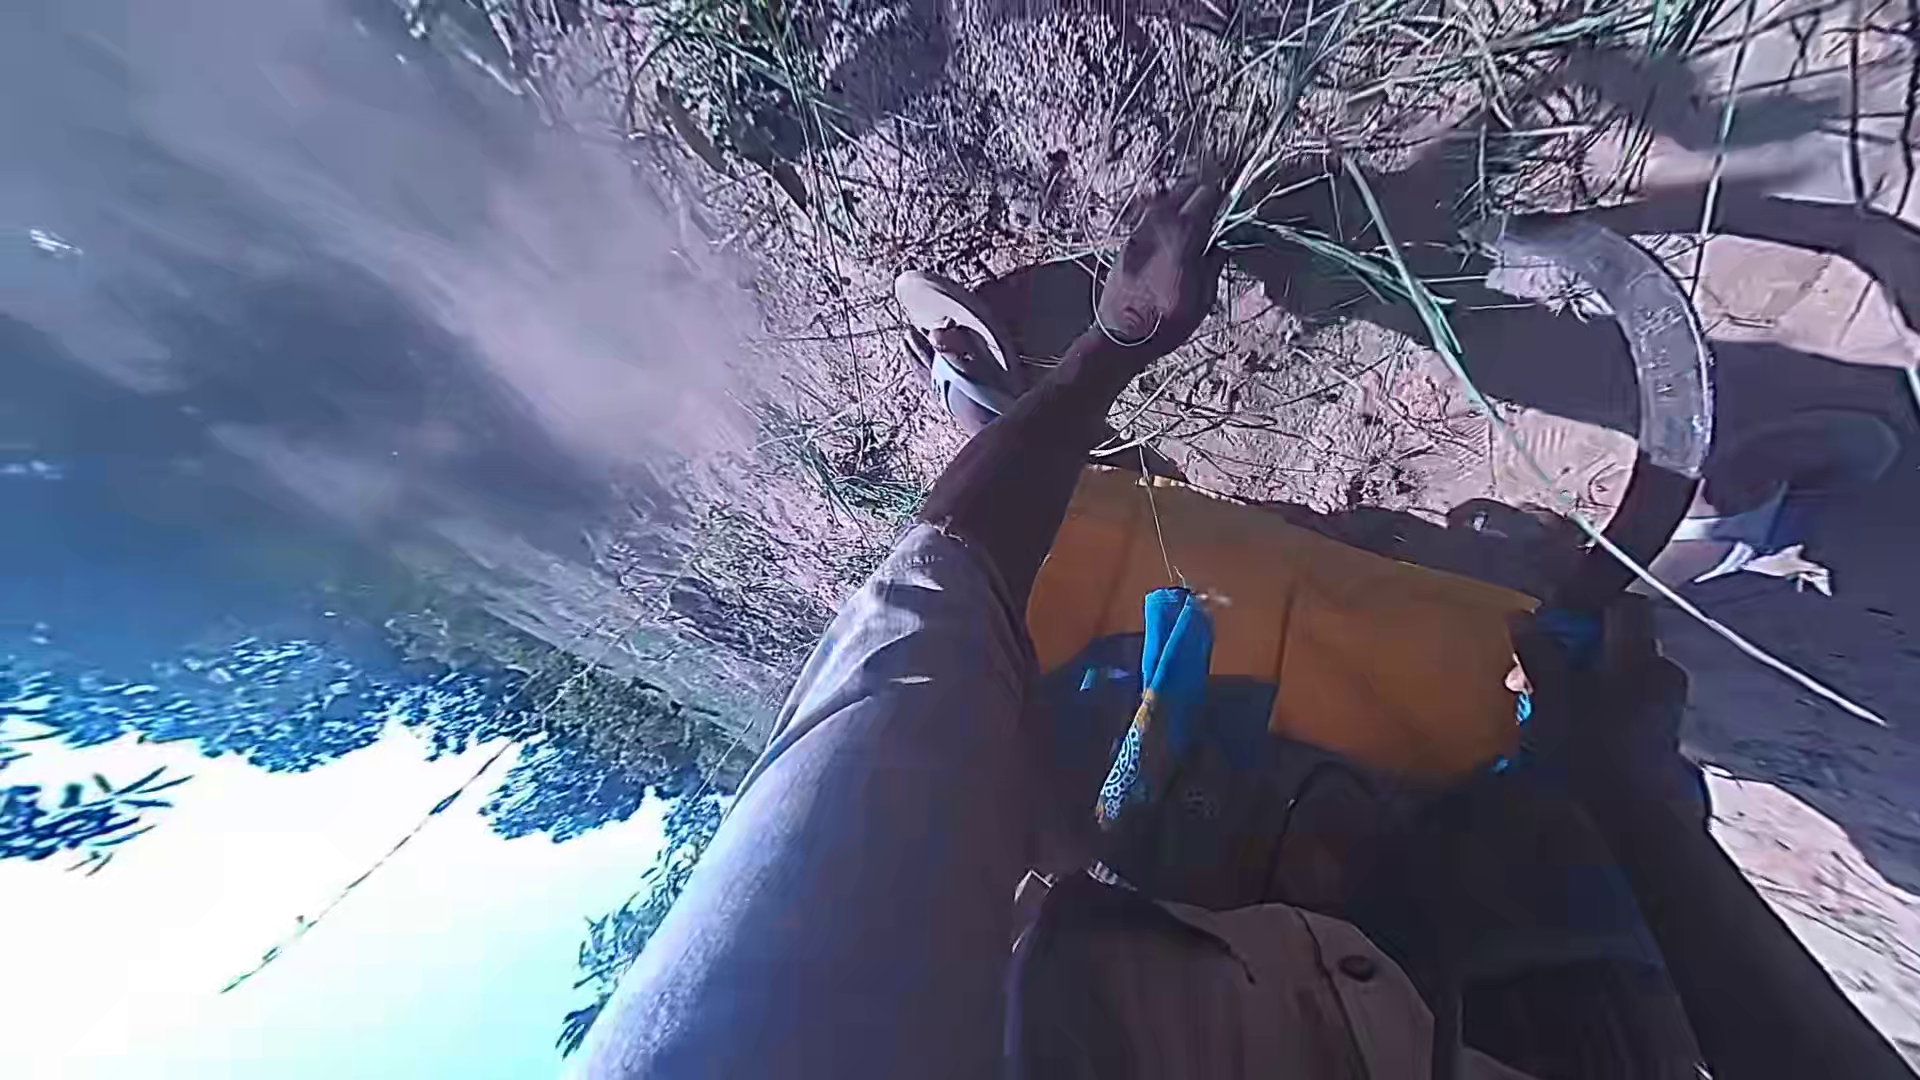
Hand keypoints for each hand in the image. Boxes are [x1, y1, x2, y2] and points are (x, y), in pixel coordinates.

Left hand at [1095, 171, 1225, 358]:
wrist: (1120, 340)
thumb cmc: (1165, 325)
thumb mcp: (1203, 298)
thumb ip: (1214, 261)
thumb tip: (1224, 241)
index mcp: (1184, 233)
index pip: (1210, 193)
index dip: (1225, 196)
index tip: (1231, 206)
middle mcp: (1159, 225)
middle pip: (1187, 188)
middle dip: (1203, 194)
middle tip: (1213, 209)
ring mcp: (1138, 232)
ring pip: (1165, 199)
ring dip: (1181, 202)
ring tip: (1191, 219)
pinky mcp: (1126, 244)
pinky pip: (1148, 217)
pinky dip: (1162, 217)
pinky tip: (1169, 234)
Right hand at [1509, 597, 1707, 825]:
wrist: (1635, 813)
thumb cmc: (1592, 749)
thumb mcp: (1553, 698)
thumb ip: (1540, 654)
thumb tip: (1520, 616)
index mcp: (1640, 660)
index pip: (1624, 606)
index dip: (1586, 604)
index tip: (1546, 621)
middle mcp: (1659, 672)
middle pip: (1612, 636)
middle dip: (1566, 643)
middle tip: (1527, 664)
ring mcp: (1661, 698)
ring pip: (1609, 663)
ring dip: (1570, 669)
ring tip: (1534, 692)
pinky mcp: (1653, 720)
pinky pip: (1615, 687)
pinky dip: (1585, 688)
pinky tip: (1557, 711)